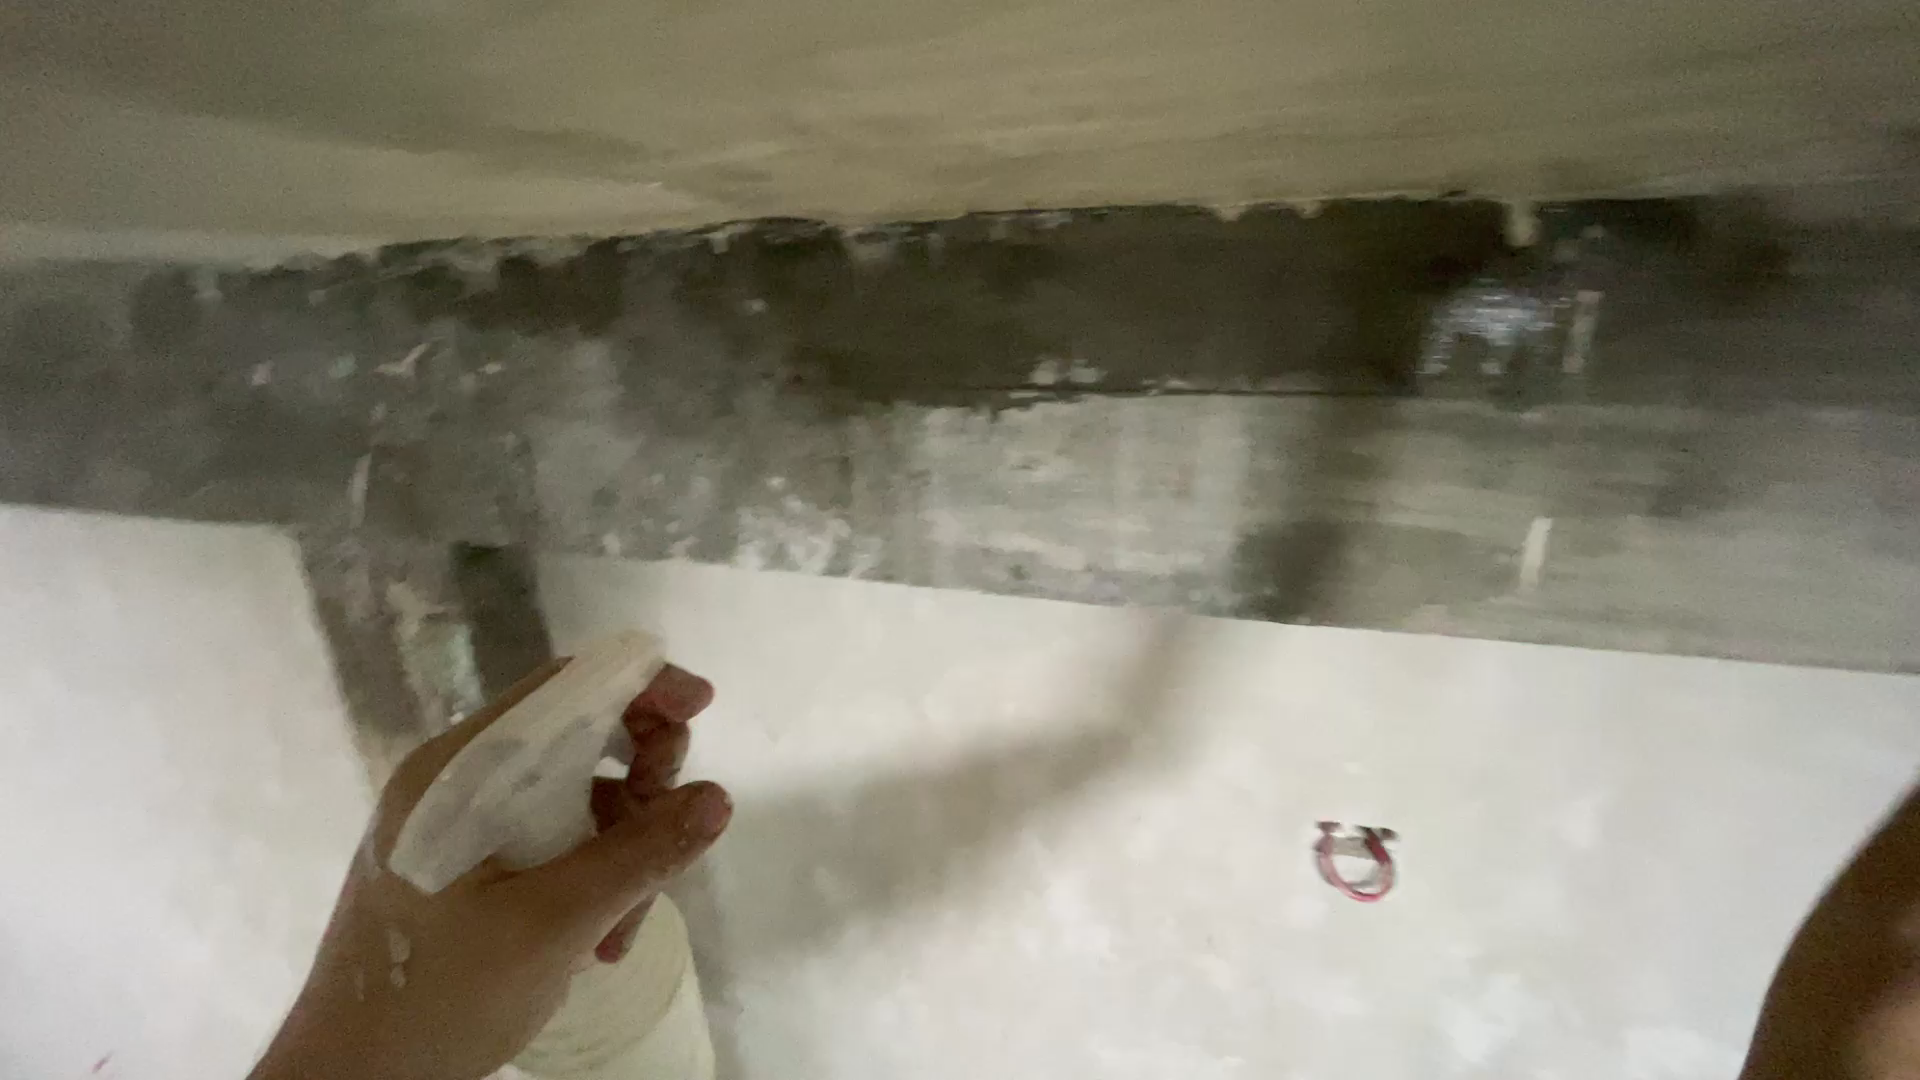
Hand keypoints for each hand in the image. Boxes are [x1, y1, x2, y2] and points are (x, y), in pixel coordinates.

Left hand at [250, 659, 730, 1079]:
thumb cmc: (433, 1000)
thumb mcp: (551, 925)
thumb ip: (640, 855)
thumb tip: (719, 797)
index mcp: (460, 769)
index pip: (567, 686)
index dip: (641, 683)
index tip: (700, 705)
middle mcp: (468, 777)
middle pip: (588, 731)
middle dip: (645, 772)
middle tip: (674, 824)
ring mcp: (477, 817)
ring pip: (591, 787)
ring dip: (632, 837)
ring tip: (627, 916)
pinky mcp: (488, 855)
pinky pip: (573, 831)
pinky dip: (606, 868)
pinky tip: (606, 932)